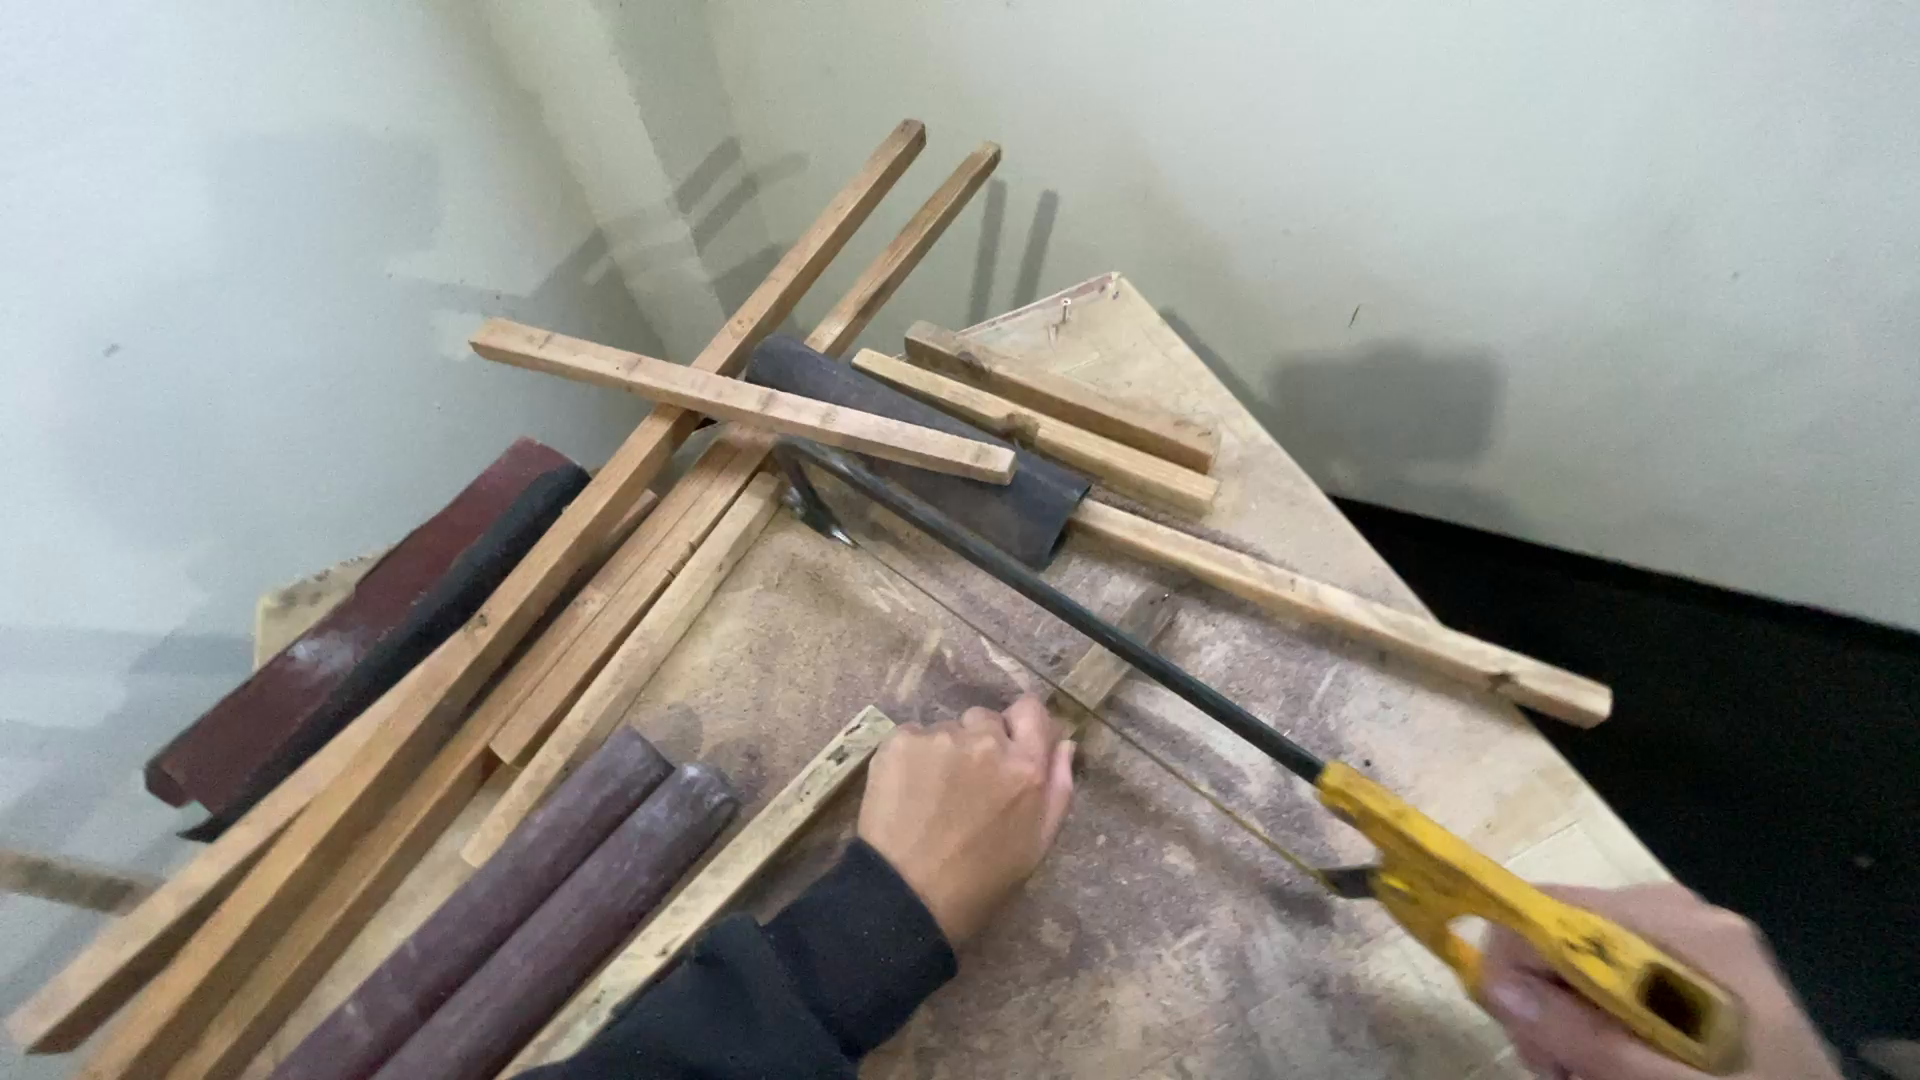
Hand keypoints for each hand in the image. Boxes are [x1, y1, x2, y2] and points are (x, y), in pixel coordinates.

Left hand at [856, 695, 1074, 945]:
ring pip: (946, 730)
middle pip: (985, 719)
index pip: (1031, 710)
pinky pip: (911, 737)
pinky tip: (906, 793)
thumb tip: (1064, 742)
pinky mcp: (901, 741)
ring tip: (931, 796)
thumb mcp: (1036, 844)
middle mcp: (987, 742)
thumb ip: (1058, 787)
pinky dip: (910, 758)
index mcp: (1026, 767)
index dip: (1019, 725)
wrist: (906, 899)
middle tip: (965, 785)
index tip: (1008, 746)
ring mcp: (942, 738)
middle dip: (978, 742)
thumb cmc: (980, 881)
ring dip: (943, 752)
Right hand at [1481, 884, 1839, 1079]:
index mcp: (1687, 931)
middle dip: (1539, 993)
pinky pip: (1600, 957)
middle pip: (1559, 928)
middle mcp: (1680, 909)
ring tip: (1577, 1061)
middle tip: (1552, 1060)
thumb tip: (1493, 986)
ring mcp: (1684, 928)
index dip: (1514, 964)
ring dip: (1558, 1003)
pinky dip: (1588, 1002)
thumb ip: (1584, 1035)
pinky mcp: (1684, 951)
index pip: (1551, 912)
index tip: (1516, 1026)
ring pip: (1572, 945)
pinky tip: (1607, 1047)